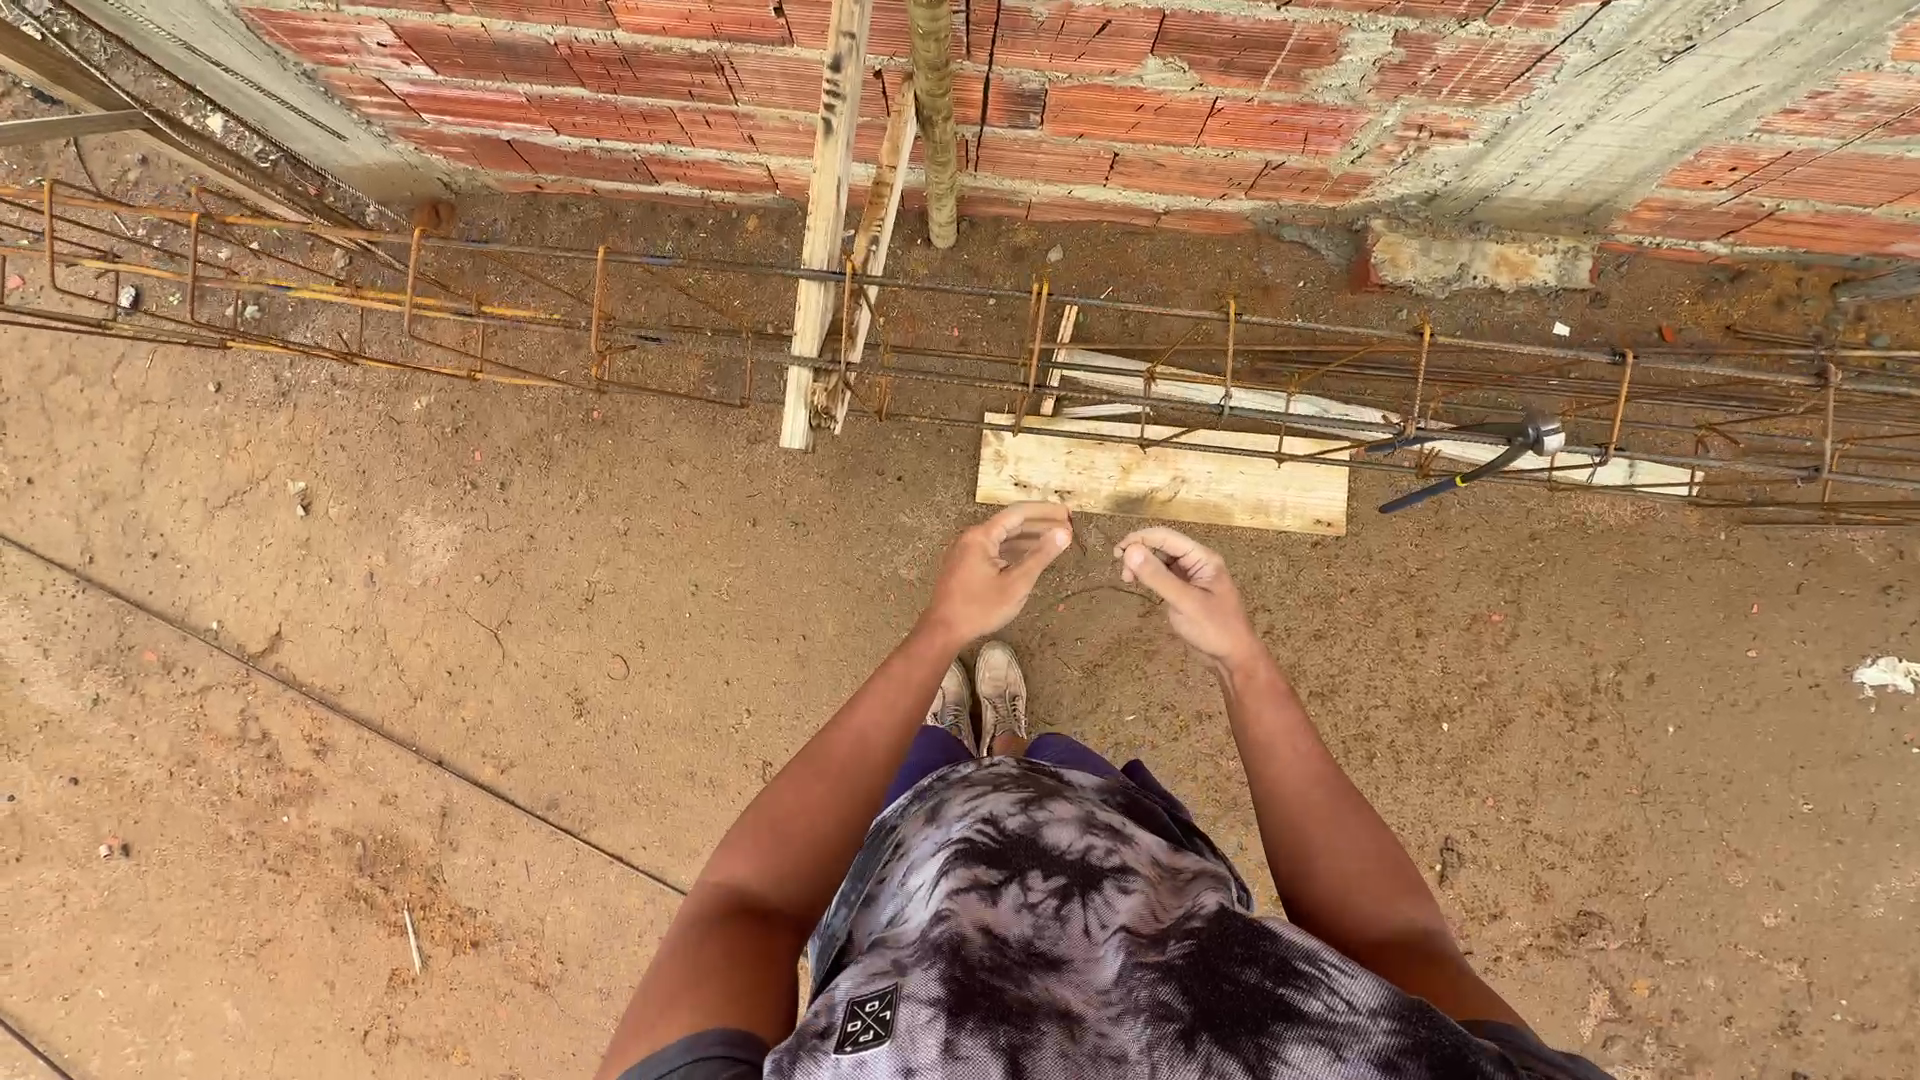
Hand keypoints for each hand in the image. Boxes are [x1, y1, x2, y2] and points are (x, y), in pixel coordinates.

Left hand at [919, 502, 1073, 647]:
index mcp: (981, 536)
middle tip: (1066, 525)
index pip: (1018, 513)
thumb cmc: (979, 609)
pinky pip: (995, 549)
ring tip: (1055, 540)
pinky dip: (1014, 550)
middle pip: (1011, 523)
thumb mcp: (1016, 583)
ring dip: (1029, 538)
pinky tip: (1031, 555)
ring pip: (1003, 537)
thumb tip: (1062, 534)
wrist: (944, 630)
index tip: (1066, 513)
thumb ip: (1040, 556)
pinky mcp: (966, 564)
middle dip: (1039, 524)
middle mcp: (972, 538)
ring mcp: (967, 551)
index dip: (1045, 512)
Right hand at [1115, 527, 1262, 673]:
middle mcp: (1197, 562)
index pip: (1166, 537)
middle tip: (1124, 574)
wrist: (1234, 657)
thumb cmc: (1214, 629)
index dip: (1140, 539)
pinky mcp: (1186, 590)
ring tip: (1128, 579)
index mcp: (1202, 558)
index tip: (1117, 552)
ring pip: (1161, 560)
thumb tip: (1130, 551)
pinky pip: (1164, 575)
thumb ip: (1157, 576)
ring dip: (1143, 565)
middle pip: (1162, 546)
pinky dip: (1150, 576)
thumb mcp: (1184, 602)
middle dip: (1140, 553)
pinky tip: (1140, 583)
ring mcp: (1192, 577)